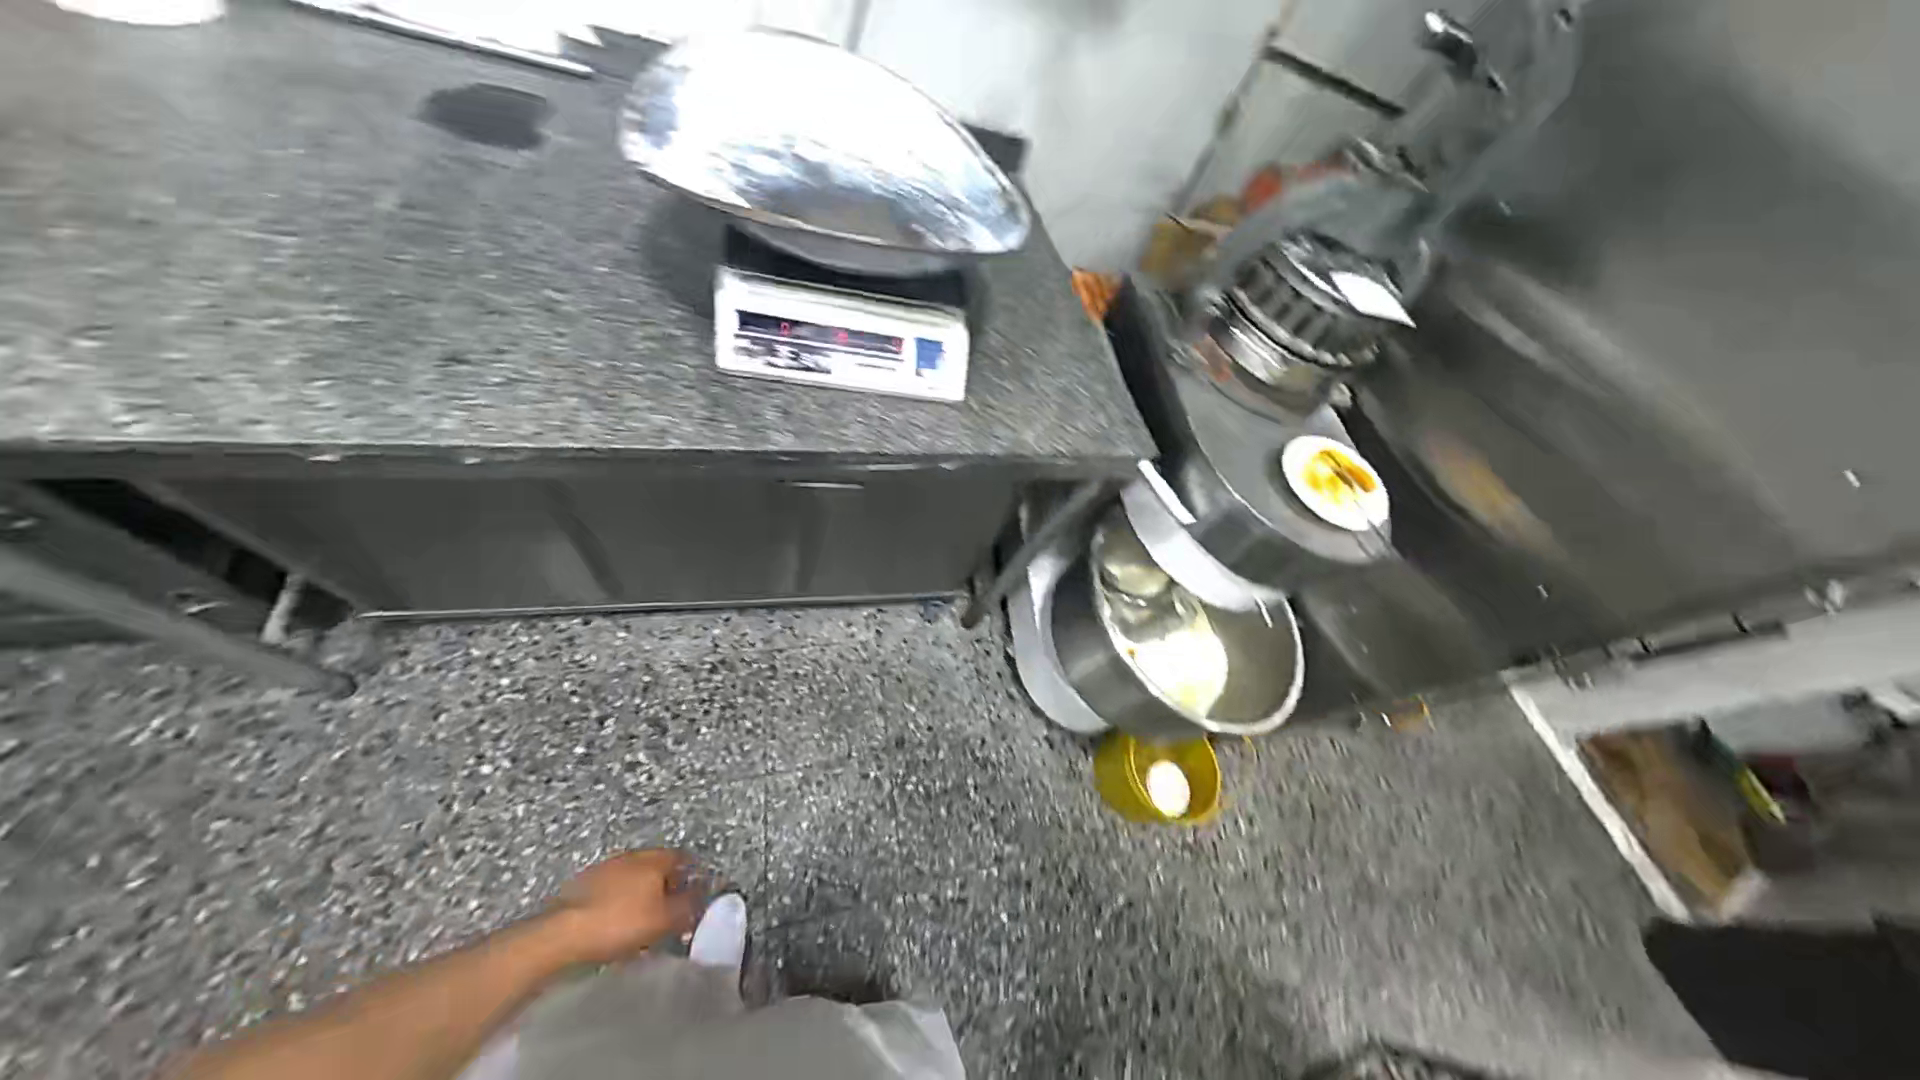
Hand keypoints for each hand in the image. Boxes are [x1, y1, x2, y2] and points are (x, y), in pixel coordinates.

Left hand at [545, 849, 699, 965]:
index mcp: (653, 859)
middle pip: (656, 866)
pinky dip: (618, 903)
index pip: (682, 858)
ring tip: (642, 920)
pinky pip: (611, 891)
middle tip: (670, 909)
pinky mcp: (581, 886)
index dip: (692, 874)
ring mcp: (603, 869)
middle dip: (666, 885)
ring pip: (632, 879)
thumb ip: (688, 907)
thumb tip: (702, 897)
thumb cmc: (620, 923)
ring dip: (640, 894)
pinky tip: (615, 923)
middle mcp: (630, 856)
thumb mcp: (664, 919)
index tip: (694, 894)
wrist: (560, 935)